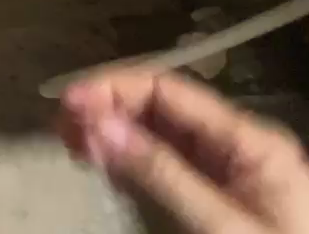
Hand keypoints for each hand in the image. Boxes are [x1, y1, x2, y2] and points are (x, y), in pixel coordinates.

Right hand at [60, 70, 308, 233]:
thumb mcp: (226, 227)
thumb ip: (162, 173)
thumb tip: (93, 120)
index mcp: (247, 136)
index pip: (164, 88)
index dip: (111, 87)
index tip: (67, 102)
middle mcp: (234, 140)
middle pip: (155, 105)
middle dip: (105, 108)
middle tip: (61, 128)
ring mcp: (227, 166)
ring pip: (154, 130)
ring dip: (110, 131)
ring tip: (73, 145)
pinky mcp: (218, 192)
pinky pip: (163, 159)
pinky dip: (127, 157)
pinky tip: (102, 162)